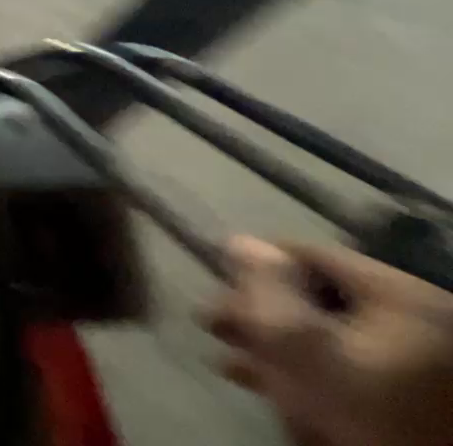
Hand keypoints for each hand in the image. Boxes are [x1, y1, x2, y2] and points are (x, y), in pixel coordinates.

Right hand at [204, 236, 452, 445]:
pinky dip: (313, 369)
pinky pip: (358, 364)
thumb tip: (244, 242)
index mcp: (405, 296)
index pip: (309, 254)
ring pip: (334, 333)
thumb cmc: (355, 404)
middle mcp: (427, 318)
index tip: (215, 291)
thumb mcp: (295, 342)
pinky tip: (274, 384)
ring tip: (233, 364)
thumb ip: (265, 285)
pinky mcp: (426, 394)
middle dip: (260, 312)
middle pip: (320, 296)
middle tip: (214, 329)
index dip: (254, 267)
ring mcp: (433, 360)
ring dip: (278, 344)